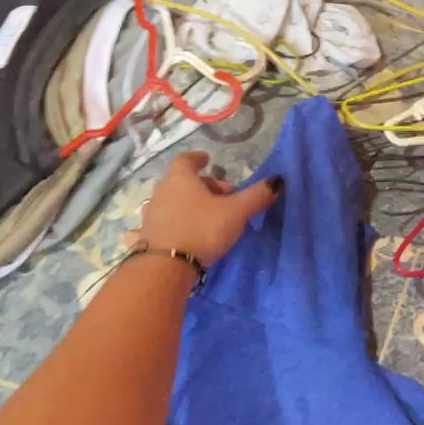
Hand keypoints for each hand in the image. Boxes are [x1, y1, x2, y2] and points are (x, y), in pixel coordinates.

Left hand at [130, 152, 277, 266]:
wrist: (167, 266)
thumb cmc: (202, 229)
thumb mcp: (236, 212)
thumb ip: (256, 196)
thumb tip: (276, 181)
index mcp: (181, 179)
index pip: (187, 160)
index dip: (198, 159)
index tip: (208, 161)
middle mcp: (162, 192)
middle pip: (182, 182)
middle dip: (203, 186)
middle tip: (223, 197)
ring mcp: (151, 214)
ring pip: (171, 202)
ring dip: (187, 204)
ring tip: (205, 216)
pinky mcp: (147, 236)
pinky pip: (156, 224)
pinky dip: (166, 223)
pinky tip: (172, 232)